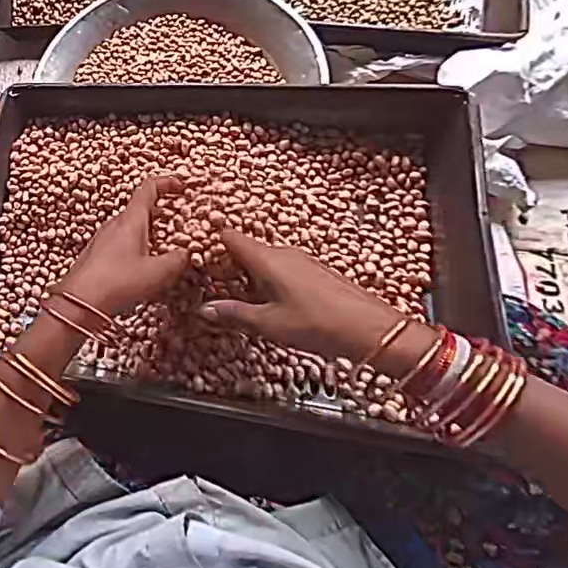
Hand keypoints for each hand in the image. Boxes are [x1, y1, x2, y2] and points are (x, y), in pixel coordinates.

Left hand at [56, 177, 188, 316]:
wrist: (78, 302)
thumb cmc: (117, 282)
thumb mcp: (157, 272)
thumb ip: (177, 260)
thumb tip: (186, 254)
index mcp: (130, 220)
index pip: (148, 188)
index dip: (166, 182)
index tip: (180, 185)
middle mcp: (114, 224)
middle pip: (139, 208)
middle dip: (162, 212)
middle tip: (179, 221)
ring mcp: (102, 239)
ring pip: (129, 226)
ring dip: (149, 231)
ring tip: (165, 246)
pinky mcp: (96, 255)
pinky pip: (120, 242)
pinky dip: (136, 245)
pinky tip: (142, 264)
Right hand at [198, 227, 405, 360]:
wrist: (373, 330)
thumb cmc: (318, 324)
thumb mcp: (268, 324)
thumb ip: (233, 314)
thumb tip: (204, 310)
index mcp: (266, 259)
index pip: (230, 237)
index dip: (210, 241)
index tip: (194, 252)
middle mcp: (283, 253)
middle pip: (245, 249)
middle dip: (225, 265)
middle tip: (207, 284)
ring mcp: (302, 262)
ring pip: (264, 261)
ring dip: (247, 276)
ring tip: (233, 299)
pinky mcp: (316, 273)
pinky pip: (282, 270)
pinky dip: (267, 282)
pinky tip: (267, 304)